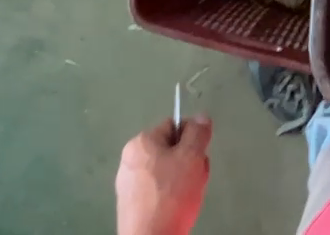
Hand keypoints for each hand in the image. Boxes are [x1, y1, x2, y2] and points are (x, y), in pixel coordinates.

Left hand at [116, 116, 211, 234]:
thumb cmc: (170, 195)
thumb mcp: (191, 158)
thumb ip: (198, 133)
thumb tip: (202, 117)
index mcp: (140, 142)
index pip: (173, 127)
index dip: (192, 139)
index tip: (200, 158)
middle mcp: (129, 160)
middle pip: (169, 151)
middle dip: (188, 164)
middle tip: (195, 180)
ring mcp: (127, 186)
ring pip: (164, 174)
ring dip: (181, 182)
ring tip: (187, 199)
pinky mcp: (130, 208)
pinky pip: (156, 194)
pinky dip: (168, 199)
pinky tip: (175, 212)